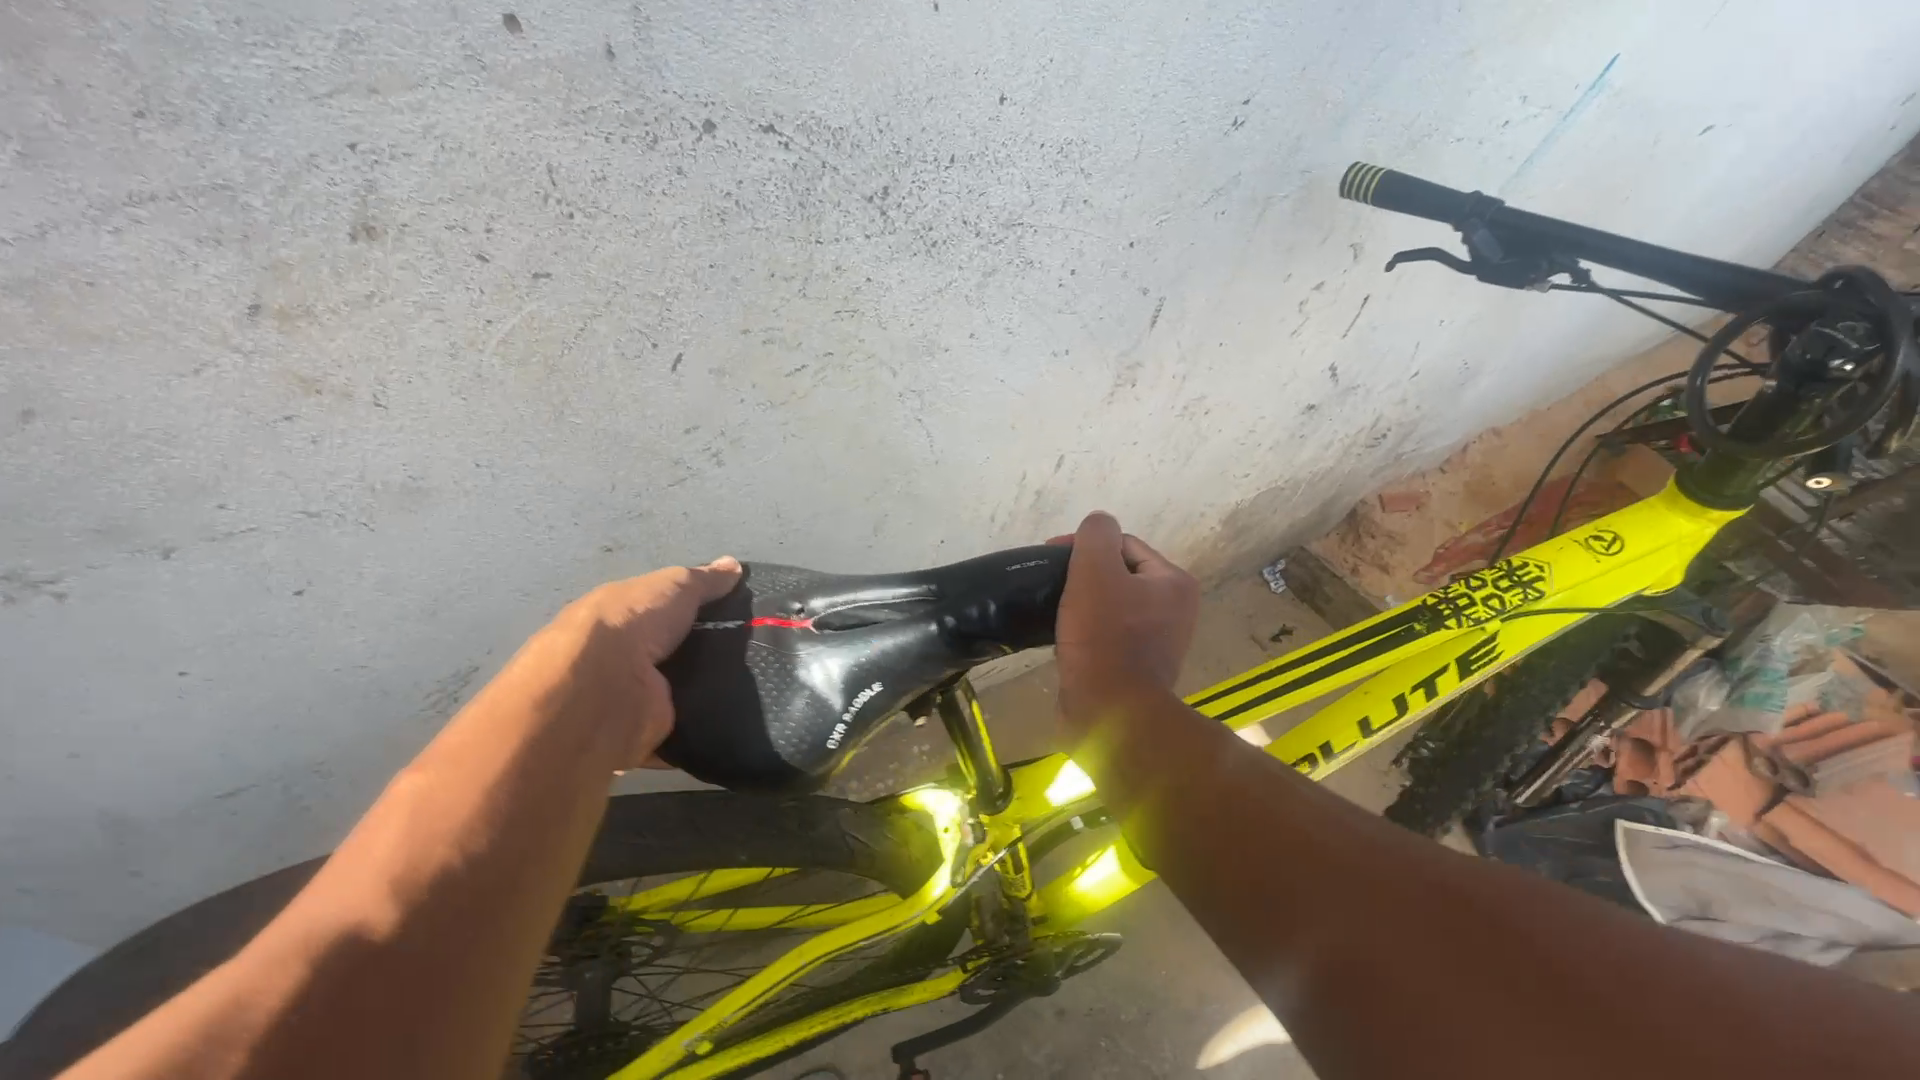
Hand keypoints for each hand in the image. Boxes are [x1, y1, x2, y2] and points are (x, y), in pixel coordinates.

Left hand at [543, 557, 742, 767]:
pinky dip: (706, 731)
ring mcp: (633, 701)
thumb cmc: (633, 622)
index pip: (664, 615)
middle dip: (711, 656)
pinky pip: (685, 734)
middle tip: (757, 652)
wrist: (603, 686)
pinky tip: (740, 720)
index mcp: (622, 620)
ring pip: (682, 695)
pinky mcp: (647, 735)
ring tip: (759, 684)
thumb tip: (734, 566)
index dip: (698, 614)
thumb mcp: (674, 585)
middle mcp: (624, 661)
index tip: (740, 616)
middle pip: (676, 657)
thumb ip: (704, 580)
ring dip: (711, 692)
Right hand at [1049, 512, 1198, 739]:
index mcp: (1174, 582)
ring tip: (1054, 612)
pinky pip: (1106, 636)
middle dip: (1084, 576)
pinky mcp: (1136, 668)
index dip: (1085, 545)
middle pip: (1118, 575)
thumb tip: (1097, 525)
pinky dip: (1085, 632)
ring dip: (1082, 605)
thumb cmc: (1105, 638)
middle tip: (1051, 586)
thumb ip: (1096, 535)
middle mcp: (1175, 610)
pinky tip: (1063, 638)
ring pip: (1110, 606)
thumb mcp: (1095, 570)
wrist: (1110, 714)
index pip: (1124, 544)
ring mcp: (1157, 642)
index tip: (1050, 558)